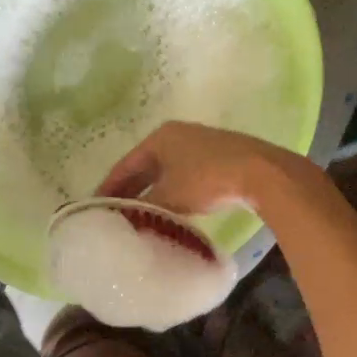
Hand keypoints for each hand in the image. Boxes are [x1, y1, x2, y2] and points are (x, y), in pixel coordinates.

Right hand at [95, 121, 296, 214]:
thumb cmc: (206, 180)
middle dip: (128, 191)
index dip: (108, 188)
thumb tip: (124, 221)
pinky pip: (183, 175)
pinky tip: (167, 207)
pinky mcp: (218, 156)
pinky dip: (170, 191)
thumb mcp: (167, 198)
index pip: (124, 166)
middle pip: (143, 167)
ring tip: (137, 213)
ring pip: (164, 172)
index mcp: (159, 138)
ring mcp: (199, 144)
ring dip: (150, 192)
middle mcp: (176, 135)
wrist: (261, 173)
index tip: (95, 207)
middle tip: (113, 213)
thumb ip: (142, 208)